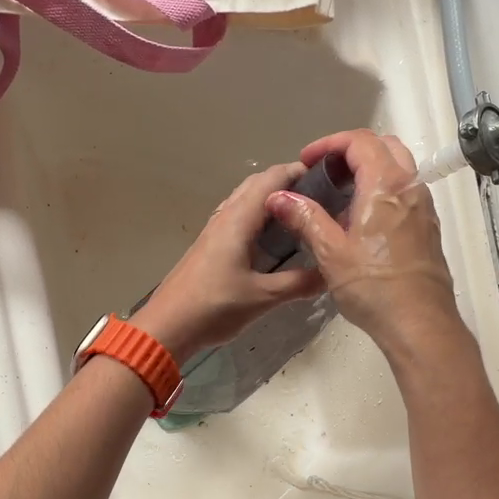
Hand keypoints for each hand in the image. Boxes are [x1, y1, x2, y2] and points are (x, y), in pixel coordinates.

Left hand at [130, 163, 327, 364]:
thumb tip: (330, 274)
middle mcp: (225, 216)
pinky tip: (270, 242)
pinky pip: (237, 220)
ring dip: (271, 202)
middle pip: (258, 184)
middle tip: (318, 202)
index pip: (273, 178)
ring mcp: (213, 231)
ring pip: (245, 201)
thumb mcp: (262, 297)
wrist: (167, 327)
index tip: (331, 181)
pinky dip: (257, 219)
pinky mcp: (208, 247)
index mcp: (239, 219)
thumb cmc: (214, 307)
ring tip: (299, 219)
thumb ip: (298, 283)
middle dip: (288, 185)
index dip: (301, 171)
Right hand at [266, 130, 459, 352]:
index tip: (308, 160)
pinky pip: (404, 196)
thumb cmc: (374, 287)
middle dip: (352, 152)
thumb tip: (280, 197)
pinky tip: (360, 224)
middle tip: (325, 172)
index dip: (330, 144)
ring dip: (369, 172)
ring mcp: (423, 209)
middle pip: (384, 147)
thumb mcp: (330, 252)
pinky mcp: (427, 230)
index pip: (360, 142)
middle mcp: (410, 188)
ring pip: (398, 171)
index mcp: (386, 185)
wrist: (418, 323)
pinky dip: (382, 194)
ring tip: (340, 198)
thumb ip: (305, 218)